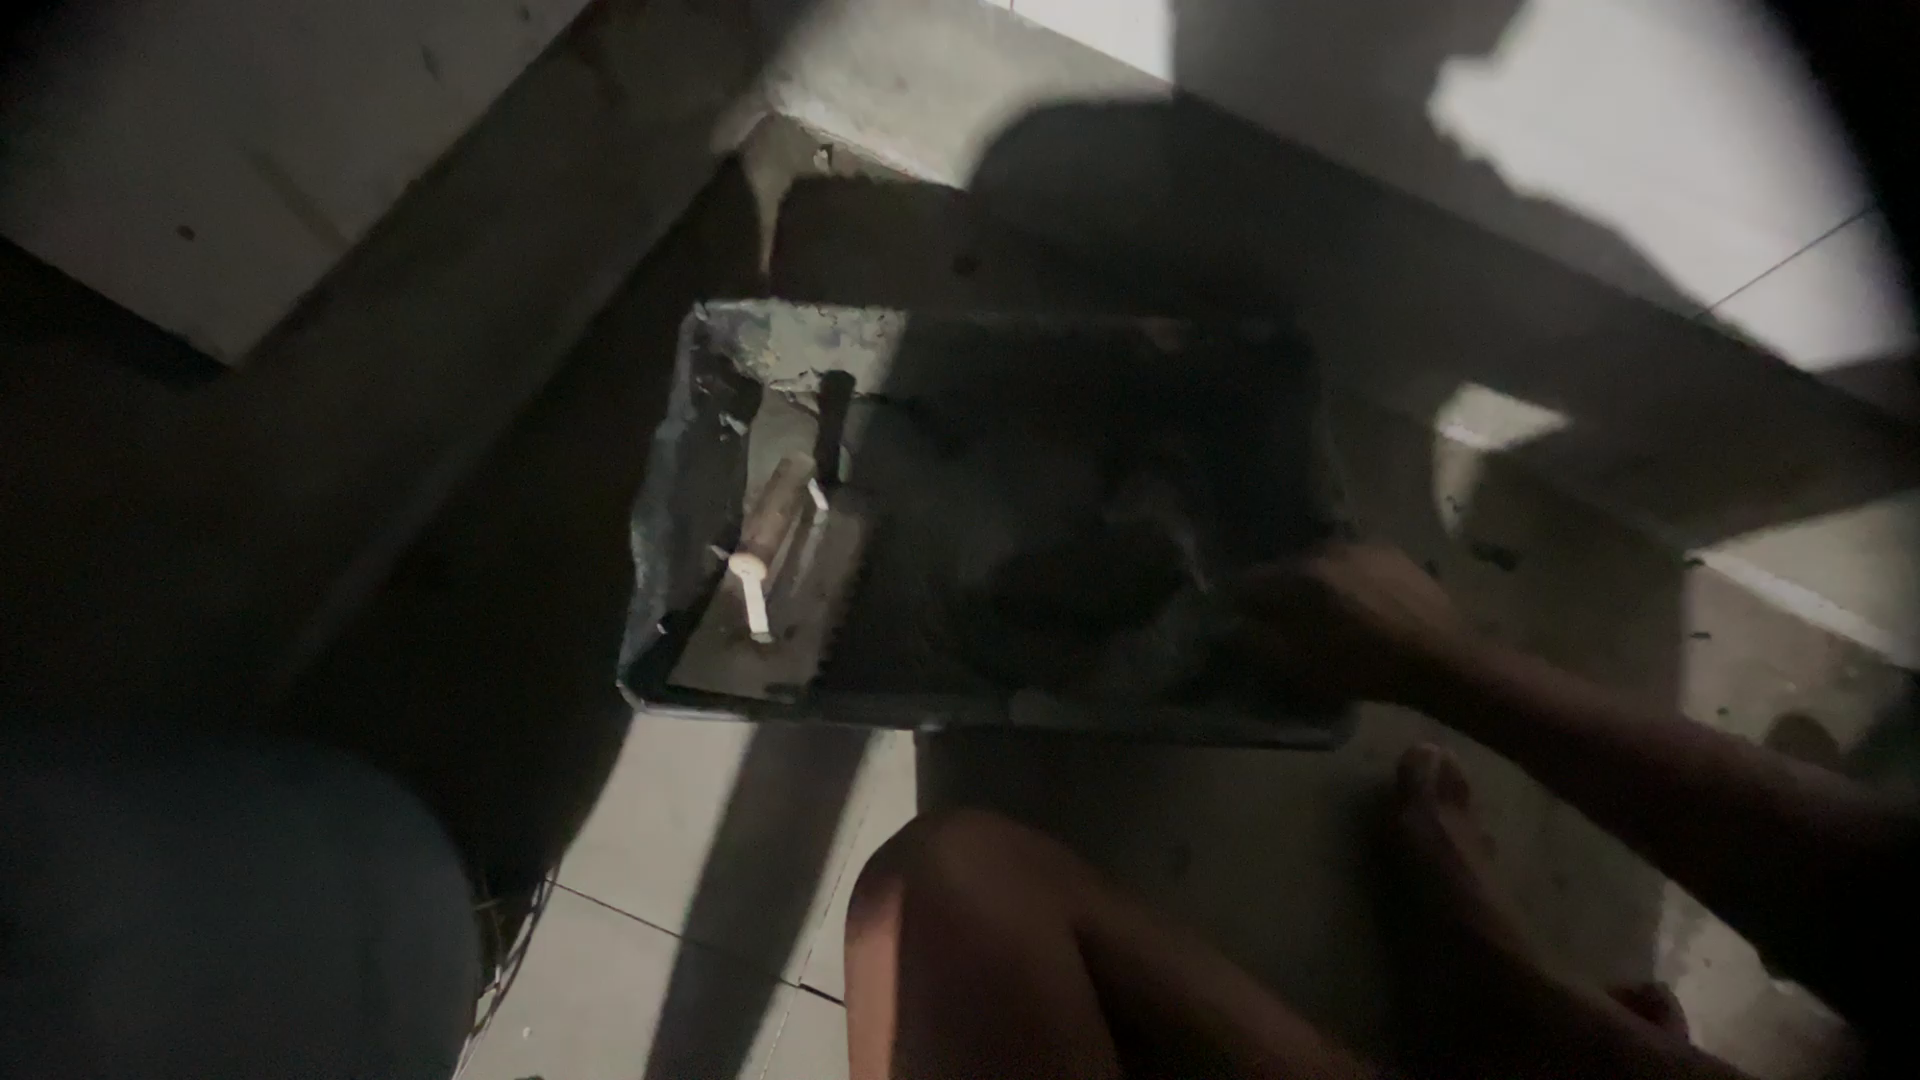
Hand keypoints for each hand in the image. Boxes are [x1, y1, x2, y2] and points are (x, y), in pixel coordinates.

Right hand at [1231, 542, 1478, 706]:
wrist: (1446, 660)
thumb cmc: (1366, 668)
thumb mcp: (1301, 667)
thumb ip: (1259, 641)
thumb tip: (1236, 624)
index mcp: (1299, 576)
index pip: (1249, 581)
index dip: (1242, 603)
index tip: (1245, 621)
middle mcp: (1325, 550)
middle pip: (1285, 569)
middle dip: (1281, 592)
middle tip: (1289, 621)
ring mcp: (1361, 546)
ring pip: (1319, 563)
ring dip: (1315, 584)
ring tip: (1328, 613)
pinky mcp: (1390, 552)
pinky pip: (1351, 562)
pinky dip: (1346, 578)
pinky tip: (1359, 604)